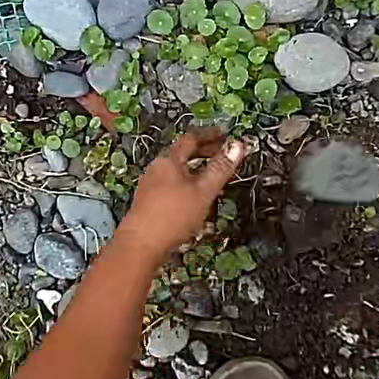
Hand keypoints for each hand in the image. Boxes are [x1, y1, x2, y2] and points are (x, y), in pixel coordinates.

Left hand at [112, 129, 244, 258]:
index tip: (226, 134)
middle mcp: (156, 168)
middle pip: (181, 153)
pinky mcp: (147, 200)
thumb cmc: (174, 215)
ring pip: (175, 169)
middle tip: (223, 153)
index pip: (190, 139)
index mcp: (168, 160)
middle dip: (203, 150)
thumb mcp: (203, 191)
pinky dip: (185, 181)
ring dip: (194, 167)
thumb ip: (220, 168)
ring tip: (212, 174)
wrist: (141, 243)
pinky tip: (193, 195)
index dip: (210, 135)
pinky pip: (170, 182)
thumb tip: (238, 144)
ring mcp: (149, 184)